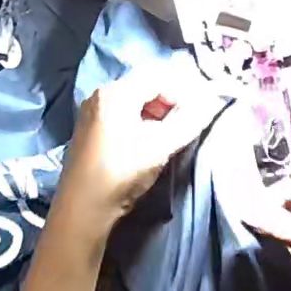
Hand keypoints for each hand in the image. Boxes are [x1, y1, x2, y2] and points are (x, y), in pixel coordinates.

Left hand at [54, 70, 222, 238]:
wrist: (80, 213)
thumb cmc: (121, 175)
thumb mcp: (159, 147)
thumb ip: (188, 121)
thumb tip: (211, 101)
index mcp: (116, 92)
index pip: (159, 77)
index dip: (183, 90)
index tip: (199, 110)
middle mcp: (101, 93)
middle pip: (145, 84)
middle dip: (170, 99)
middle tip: (187, 120)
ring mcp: (92, 109)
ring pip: (134, 97)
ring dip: (156, 109)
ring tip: (171, 131)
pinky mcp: (89, 127)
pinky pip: (121, 109)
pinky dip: (140, 117)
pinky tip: (149, 138)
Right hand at [244, 179, 290, 290]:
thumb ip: (283, 226)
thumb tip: (244, 208)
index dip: (266, 200)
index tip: (238, 215)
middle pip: (290, 211)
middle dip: (269, 221)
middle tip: (239, 235)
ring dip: (276, 243)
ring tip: (248, 251)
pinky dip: (286, 260)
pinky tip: (270, 268)